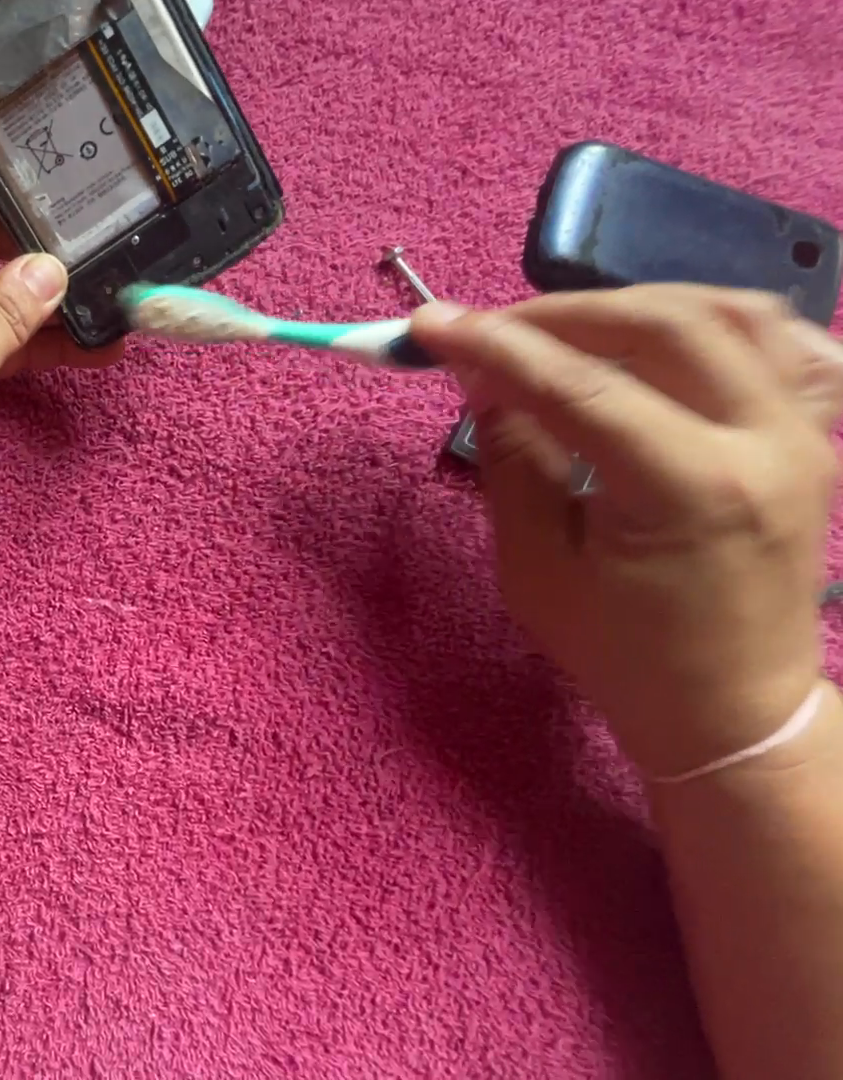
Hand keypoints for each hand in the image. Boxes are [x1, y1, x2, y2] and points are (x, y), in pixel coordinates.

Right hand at [413, 286, 842, 777]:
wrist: (726, 699)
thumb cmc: (614, 645)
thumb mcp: (533, 564)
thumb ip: (514, 463)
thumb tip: (485, 386)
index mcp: (687, 490)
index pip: (580, 387)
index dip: (495, 346)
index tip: (428, 324)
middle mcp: (767, 443)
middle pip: (665, 326)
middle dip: (556, 314)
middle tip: (481, 326)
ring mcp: (808, 432)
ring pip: (730, 313)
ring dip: (627, 306)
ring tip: (553, 327)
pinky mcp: (815, 434)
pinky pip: (779, 341)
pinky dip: (704, 321)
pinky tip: (649, 337)